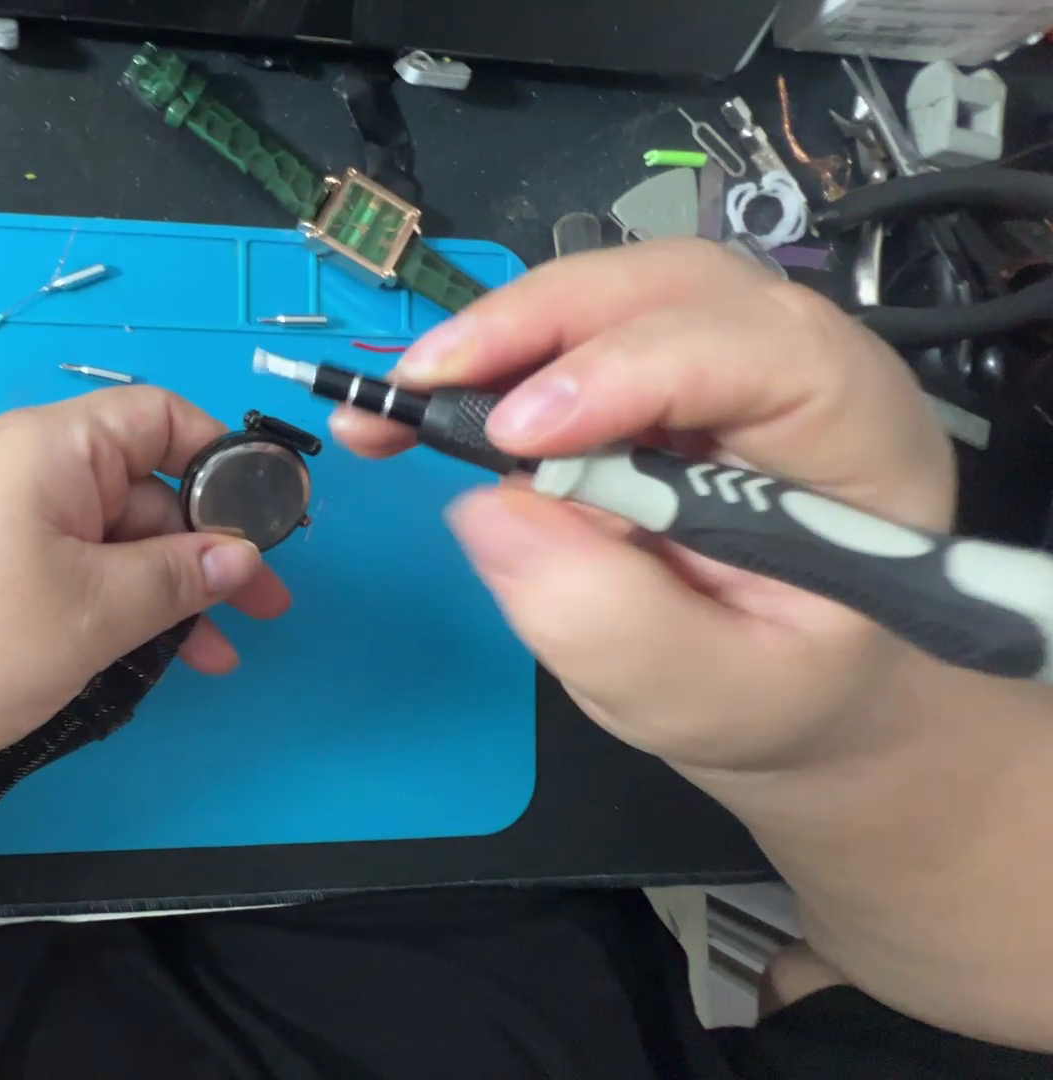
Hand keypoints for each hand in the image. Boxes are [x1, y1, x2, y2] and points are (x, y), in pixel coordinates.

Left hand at [0, 387, 290, 786]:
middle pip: (142, 491)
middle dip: (204, 551)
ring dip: (163, 593)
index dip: (222, 459)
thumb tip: (241, 556)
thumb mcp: (94, 610)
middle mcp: (29, 467)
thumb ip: (180, 577)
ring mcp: (4, 516)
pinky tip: (147, 656)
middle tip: (262, 610)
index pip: (159, 418)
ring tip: (214, 657)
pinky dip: (112, 604)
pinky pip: (71, 568)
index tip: (267, 516)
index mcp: (53, 447)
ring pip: (110, 542)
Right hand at [331, 240, 955, 771]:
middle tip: (420, 383)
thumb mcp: (696, 693)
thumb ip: (607, 619)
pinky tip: (402, 412)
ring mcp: (695, 372)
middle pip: (667, 290)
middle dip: (531, 324)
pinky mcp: (621, 390)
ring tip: (394, 402)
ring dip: (485, 341)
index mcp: (845, 445)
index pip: (759, 354)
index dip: (628, 372)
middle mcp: (779, 375)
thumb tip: (486, 512)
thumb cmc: (761, 691)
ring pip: (598, 302)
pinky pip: (545, 349)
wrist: (775, 683)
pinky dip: (465, 371)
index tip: (511, 438)